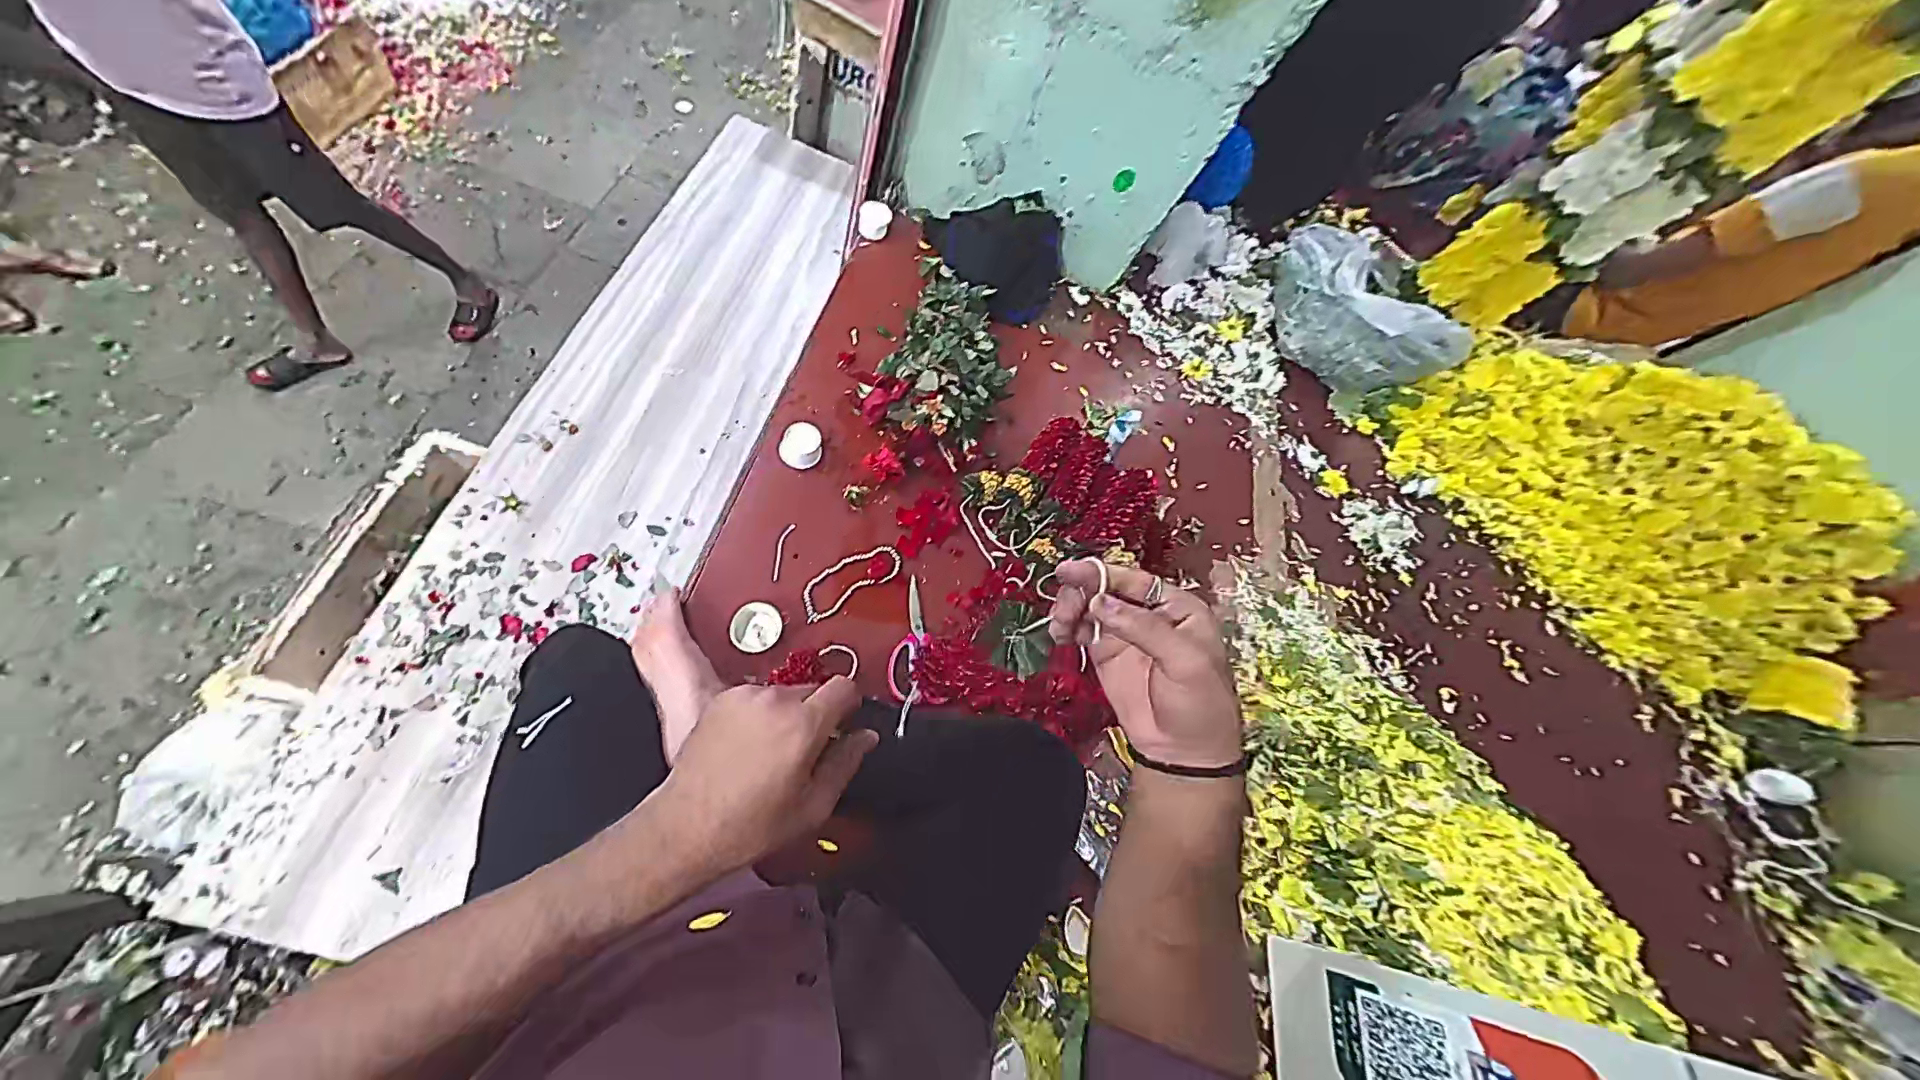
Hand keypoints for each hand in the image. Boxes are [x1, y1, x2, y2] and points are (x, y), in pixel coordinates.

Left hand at [650, 678, 877, 876]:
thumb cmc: (750, 825)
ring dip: (786, 714)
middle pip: (814, 691)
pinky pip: (757, 698)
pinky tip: (747, 747)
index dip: (849, 706)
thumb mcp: (814, 806)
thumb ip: (847, 762)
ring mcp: (746, 697)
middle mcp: (775, 700)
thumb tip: (866, 737)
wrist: (686, 828)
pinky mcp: (722, 699)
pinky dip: (759, 715)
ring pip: (784, 695)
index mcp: (804, 724)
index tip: (844, 724)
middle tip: (803, 752)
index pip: (845, 687)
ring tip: (770, 753)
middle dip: (815, 715)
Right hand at [1048, 560, 1241, 768]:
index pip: (1135, 581)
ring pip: (1090, 607)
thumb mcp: (1184, 662)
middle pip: (1107, 590)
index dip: (1102, 573)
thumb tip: (1099, 602)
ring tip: (1060, 625)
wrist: (1185, 753)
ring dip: (1070, 609)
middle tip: (1065, 607)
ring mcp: (1125, 634)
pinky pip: (1081, 630)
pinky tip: (1060, 634)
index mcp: (1177, 608)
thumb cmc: (1201, 705)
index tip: (1071, 572)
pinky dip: (1067, 628)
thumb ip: (1143, 628)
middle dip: (1082, 592)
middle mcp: (1148, 614)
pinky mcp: (1106, 654)